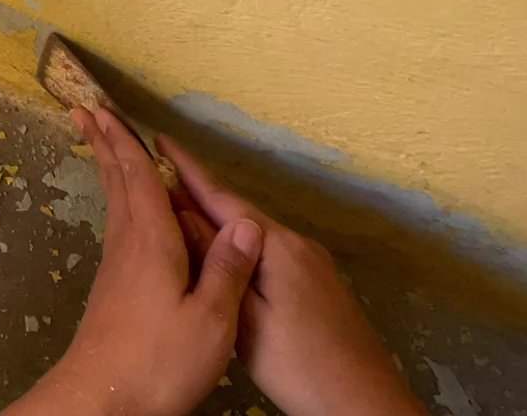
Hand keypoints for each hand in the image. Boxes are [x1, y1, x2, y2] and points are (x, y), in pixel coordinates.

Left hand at [4, 107, 262, 415]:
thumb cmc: (160, 359)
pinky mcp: (112, 282)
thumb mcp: (210, 322)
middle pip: (114, 179)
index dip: (123, 140)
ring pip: (112, 198)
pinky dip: (116, 196)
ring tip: (98, 141)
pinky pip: (116, 221)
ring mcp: (116, 261)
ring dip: (105, 164)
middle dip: (101, 141)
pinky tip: (123, 206)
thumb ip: (227, 271)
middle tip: (81, 109)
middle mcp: (128, 241)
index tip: (103, 108)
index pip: (137, 177)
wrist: (104, 394)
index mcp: (152, 241)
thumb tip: (247, 223)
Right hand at [155, 133, 427, 415]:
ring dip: (215, 216)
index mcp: (276, 245)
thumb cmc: (299, 367)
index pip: (220, 195)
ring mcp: (311, 261)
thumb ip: (214, 262)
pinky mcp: (318, 282)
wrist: (370, 410)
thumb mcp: (244, 318)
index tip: (159, 137)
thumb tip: (182, 212)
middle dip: (196, 189)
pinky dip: (236, 238)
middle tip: (155, 173)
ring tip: (177, 208)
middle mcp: (295, 242)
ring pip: (251, 229)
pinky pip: (265, 246)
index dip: (186, 166)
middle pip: (236, 209)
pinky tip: (220, 249)